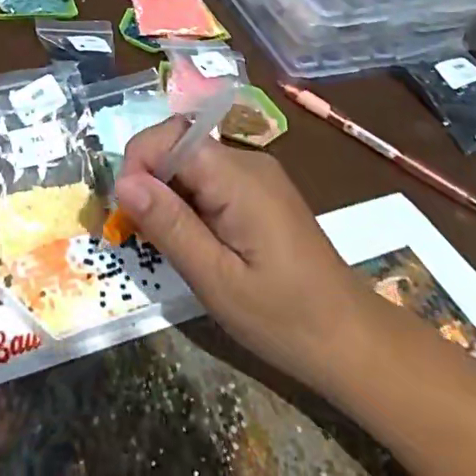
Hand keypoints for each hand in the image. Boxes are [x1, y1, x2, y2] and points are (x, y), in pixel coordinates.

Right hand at [115, 120, 369, 397]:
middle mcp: (248, 162)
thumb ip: (170, 225)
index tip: (128, 209)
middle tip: (141, 232)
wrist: (352, 340)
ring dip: (166, 193)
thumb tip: (123, 182)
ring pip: (191, 162)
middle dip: (149, 179)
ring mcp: (257, 175)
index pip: (173, 135)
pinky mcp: (260, 192)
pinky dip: (188, 201)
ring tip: (166, 243)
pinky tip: (193, 241)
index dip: (139, 160)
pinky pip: (210, 179)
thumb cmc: (284, 318)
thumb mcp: (216, 280)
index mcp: (239, 177)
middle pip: (180, 144)